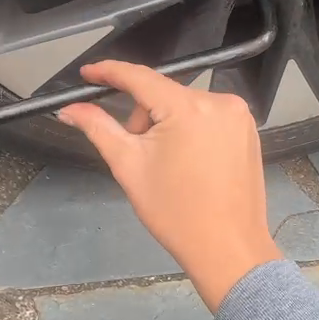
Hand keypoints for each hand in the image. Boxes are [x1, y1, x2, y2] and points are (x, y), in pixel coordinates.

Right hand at [58, 60, 283, 310]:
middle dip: (143, 118)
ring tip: (168, 164)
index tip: (87, 73)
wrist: (228, 247)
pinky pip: (208, 117)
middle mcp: (219, 101)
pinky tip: (190, 163)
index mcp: (187, 107)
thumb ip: (98, 128)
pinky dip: (191, 130)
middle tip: (139, 154)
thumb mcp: (129, 166)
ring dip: (167, 124)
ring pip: (185, 105)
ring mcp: (239, 115)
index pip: (140, 77)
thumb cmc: (175, 212)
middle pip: (164, 95)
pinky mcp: (249, 129)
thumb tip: (69, 108)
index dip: (110, 72)